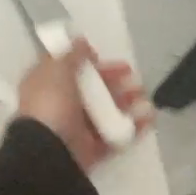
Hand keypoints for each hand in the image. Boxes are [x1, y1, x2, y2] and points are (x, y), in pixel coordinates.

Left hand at [18, 39, 153, 172]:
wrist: (48, 153)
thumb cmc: (50, 104)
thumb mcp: (56, 70)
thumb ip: (72, 55)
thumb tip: (82, 41)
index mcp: (46, 85)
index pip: (67, 68)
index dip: (85, 61)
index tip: (102, 56)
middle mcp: (59, 105)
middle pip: (91, 89)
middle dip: (114, 81)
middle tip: (133, 76)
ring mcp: (76, 129)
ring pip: (106, 111)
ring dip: (127, 102)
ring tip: (145, 98)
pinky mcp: (91, 150)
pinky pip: (115, 136)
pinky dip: (133, 127)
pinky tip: (149, 119)